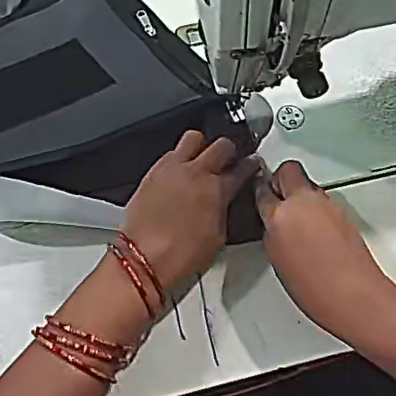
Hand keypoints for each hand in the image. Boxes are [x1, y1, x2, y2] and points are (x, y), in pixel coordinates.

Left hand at [121, 131, 256, 294]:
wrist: (144, 256)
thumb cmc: (179, 253)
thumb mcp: (218, 237)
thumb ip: (223, 211)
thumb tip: (223, 203)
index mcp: (217, 190)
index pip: (242, 169)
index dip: (250, 165)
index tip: (251, 164)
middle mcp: (196, 173)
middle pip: (222, 145)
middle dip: (229, 150)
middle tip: (229, 158)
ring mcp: (173, 169)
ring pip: (193, 138)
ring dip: (201, 145)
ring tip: (202, 156)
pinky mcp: (153, 171)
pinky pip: (170, 153)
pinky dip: (178, 157)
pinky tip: (179, 170)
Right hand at [255, 161, 395, 343]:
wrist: (357, 299)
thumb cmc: (320, 289)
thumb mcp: (277, 260)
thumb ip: (271, 232)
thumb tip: (272, 224)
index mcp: (280, 215)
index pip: (263, 189)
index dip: (260, 192)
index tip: (260, 195)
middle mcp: (305, 203)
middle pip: (288, 171)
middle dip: (280, 179)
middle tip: (276, 195)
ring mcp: (328, 206)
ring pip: (307, 186)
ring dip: (300, 197)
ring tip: (298, 224)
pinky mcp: (344, 214)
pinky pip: (323, 203)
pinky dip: (316, 212)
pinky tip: (315, 235)